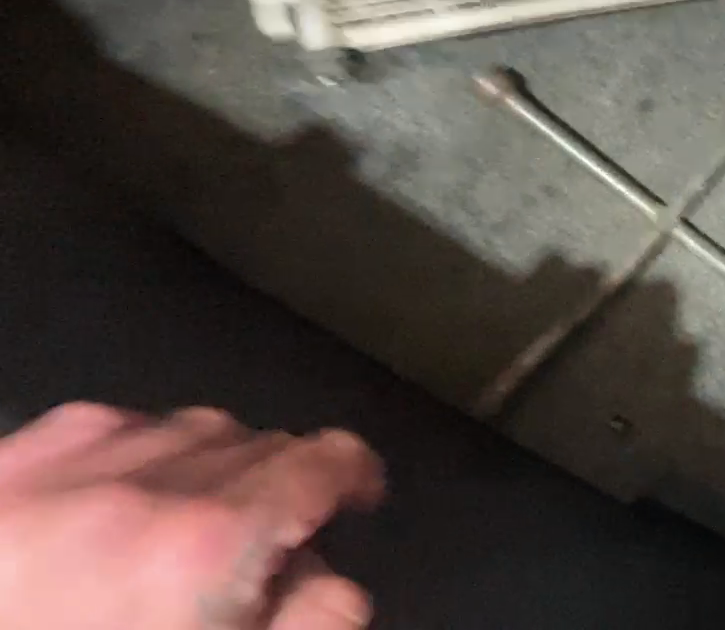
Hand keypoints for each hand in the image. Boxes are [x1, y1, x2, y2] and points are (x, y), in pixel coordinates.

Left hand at [0, 403, 384, 628]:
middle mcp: (146, 487)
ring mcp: (57, 472)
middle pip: (264, 443)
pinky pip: (100, 426)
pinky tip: (101, 507)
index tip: (354, 498)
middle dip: (273, 487)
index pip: (329, 460)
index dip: (354, 477)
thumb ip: (314, 615)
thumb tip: (327, 568)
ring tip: (167, 532)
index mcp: (210, 541)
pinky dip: (124, 456)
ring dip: (205, 468)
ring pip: (190, 428)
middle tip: (243, 552)